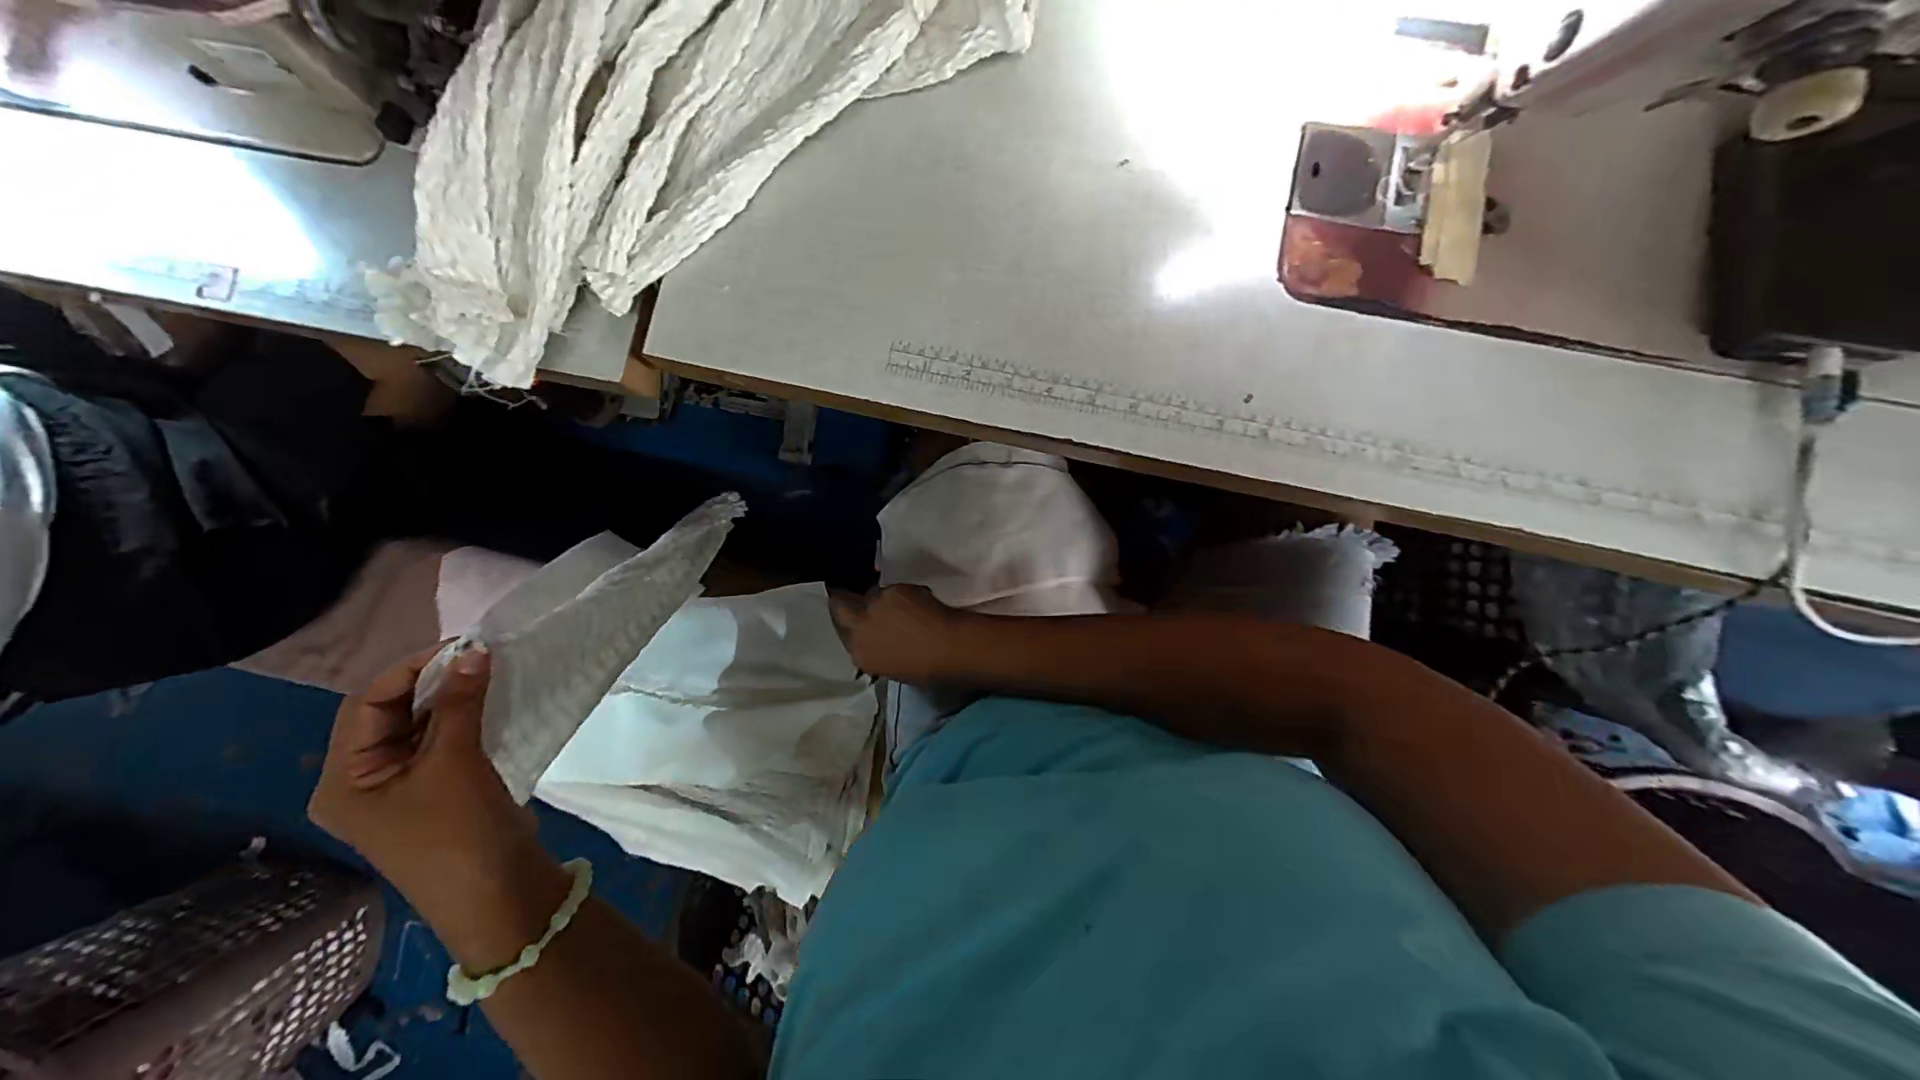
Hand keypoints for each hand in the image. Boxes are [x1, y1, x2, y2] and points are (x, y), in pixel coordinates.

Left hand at [310, 645, 553, 925]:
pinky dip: (467, 715)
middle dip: (431, 680)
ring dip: (452, 695)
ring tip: (489, 669)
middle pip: (390, 713)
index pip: (366, 706)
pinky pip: (446, 739)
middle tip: (479, 653)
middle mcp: (364, 780)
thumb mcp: (455, 764)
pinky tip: (492, 698)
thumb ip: (461, 703)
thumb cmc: (458, 834)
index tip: (462, 645)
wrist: (499, 894)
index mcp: (343, 781)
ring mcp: (404, 785)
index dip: (410, 669)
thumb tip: (475, 649)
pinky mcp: (441, 788)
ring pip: (421, 724)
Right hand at [829, 585, 976, 682]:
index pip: (846, 635)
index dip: (854, 626)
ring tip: (902, 605)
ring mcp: (875, 606)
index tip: (863, 623)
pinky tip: (919, 601)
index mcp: (859, 654)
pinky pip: (894, 589)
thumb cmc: (926, 669)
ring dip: (882, 600)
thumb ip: (878, 652)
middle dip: (847, 601)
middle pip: (842, 606)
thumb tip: (882, 643)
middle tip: (862, 601)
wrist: (948, 648)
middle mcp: (860, 627)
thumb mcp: (893, 668)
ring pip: (872, 594)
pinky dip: (904, 594)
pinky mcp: (893, 590)